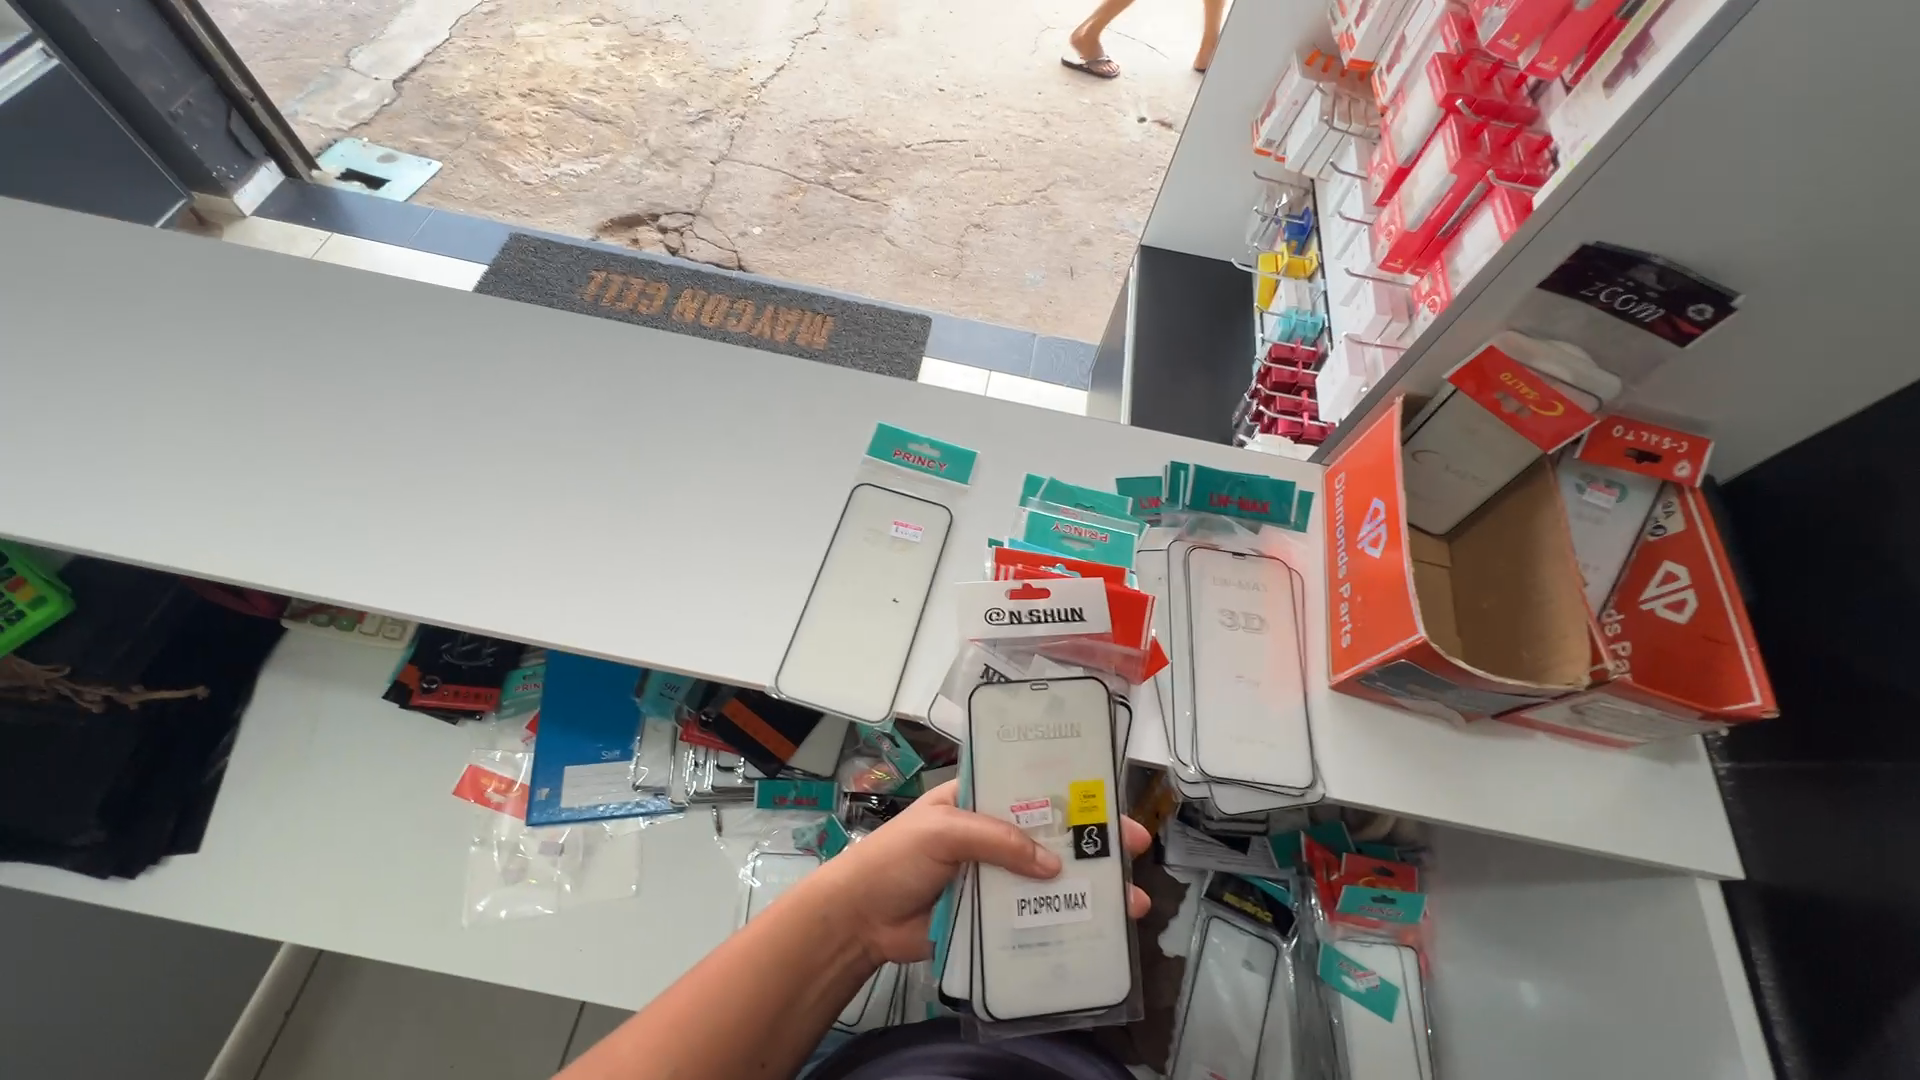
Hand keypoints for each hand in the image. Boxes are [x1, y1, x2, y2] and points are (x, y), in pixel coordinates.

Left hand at [795, 780, 1150, 965]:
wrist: (860, 919)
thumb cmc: (894, 857)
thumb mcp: (944, 830)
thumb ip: (996, 839)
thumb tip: (1053, 865)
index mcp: (980, 800)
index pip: (1034, 788)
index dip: (1074, 793)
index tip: (1111, 801)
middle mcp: (994, 834)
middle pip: (1053, 835)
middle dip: (1095, 842)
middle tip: (1137, 849)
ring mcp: (996, 877)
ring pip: (1050, 879)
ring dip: (1089, 887)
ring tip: (1131, 901)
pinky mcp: (993, 916)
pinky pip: (1033, 916)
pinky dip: (1064, 921)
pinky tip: (1096, 931)